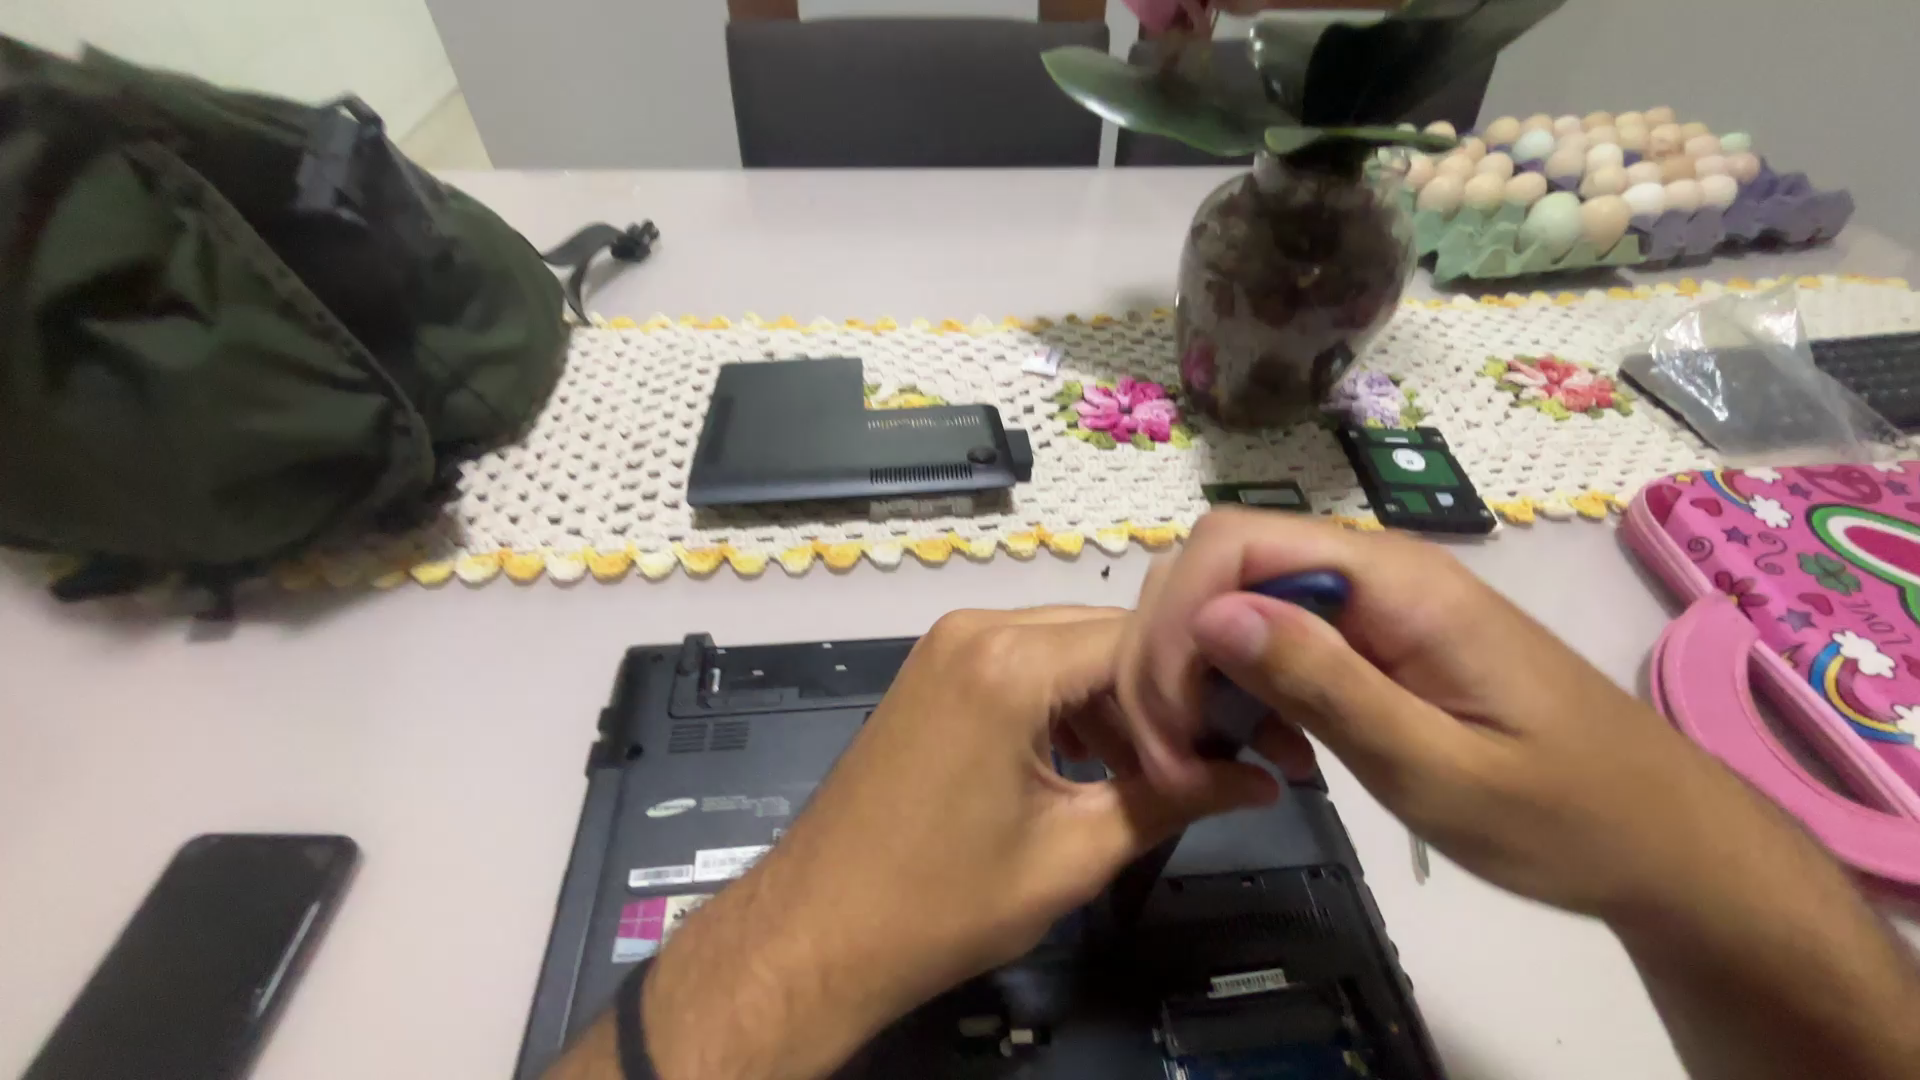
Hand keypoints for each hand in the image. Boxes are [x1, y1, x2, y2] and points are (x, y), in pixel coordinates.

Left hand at [642, 607, 1277, 1079]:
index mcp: (1009, 662)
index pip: (1141, 641)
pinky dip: (1065, 704)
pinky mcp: (937, 670)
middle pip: (1103, 637)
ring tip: (1155, 773)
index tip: (1249, 736)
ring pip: (1065, 649)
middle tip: (1215, 756)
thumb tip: (1258, 779)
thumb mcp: (1073, 852)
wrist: (819, 929)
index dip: (1202, 687)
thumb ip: (1173, 800)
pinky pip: (1023, 665)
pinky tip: (1093, 760)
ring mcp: (949, 645)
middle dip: (1160, 696)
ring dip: (1114, 702)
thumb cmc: (941, 900)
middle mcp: (977, 628)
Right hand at [1108, 509, 1919, 1079]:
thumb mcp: (1437, 766)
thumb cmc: (1564, 815)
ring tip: (1220, 755)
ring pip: (1228, 599)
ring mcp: (1360, 600)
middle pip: (1217, 564)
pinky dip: (1234, 688)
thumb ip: (1324, 683)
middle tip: (1177, 749)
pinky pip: (1263, 636)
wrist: (1662, 841)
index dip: (1178, 616)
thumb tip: (1210, 613)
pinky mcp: (1359, 636)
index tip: (1172, 716)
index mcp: (1391, 580)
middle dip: (1170, 648)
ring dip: (1196, 671)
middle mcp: (1365, 568)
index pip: (1234, 542)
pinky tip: (1264, 745)